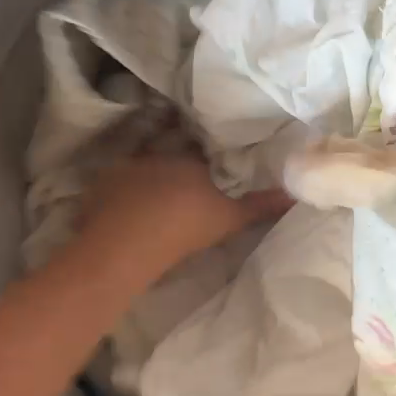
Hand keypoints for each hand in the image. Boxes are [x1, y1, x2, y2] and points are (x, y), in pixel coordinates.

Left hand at [77, 152, 290, 269]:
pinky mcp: (101, 187)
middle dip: (177, 162)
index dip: (208, 156)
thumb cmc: (185, 226)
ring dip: (149, 177)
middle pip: (171, 153)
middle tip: (187, 178)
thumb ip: (261, 205)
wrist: (125, 247)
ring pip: (142, 167)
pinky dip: (123, 192)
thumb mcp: (230, 218)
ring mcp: (125, 169)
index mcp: (191, 158)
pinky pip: (116, 184)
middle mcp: (158, 154)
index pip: (203, 148)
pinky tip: (128, 208)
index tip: (214, 164)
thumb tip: (295, 193)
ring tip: (157, 192)